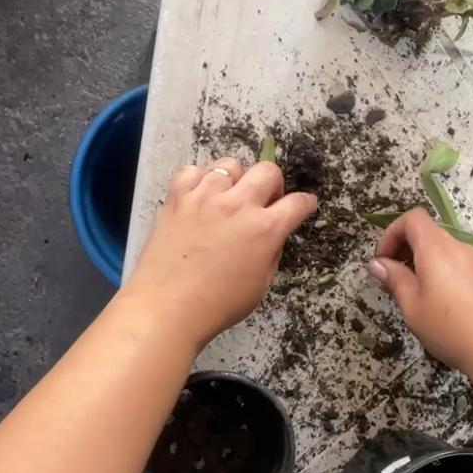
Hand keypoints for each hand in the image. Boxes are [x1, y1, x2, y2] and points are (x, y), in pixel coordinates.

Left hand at [120, 156, 316, 349]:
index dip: (305, 203)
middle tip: (264, 201)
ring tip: (226, 198)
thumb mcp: (259, 286)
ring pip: (230, 165)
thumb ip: (269, 255)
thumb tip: (270, 238)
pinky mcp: (177, 198)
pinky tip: (197, 198)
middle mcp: (238, 205)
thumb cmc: (218, 305)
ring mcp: (205, 198)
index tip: (304, 205)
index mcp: (265, 230)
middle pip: (268, 171)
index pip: (297, 204)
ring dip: (235, 180)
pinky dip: (198, 181)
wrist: (167, 307)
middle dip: (273, 184)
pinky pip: (192, 172)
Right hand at [367, 208, 472, 371]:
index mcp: (436, 249)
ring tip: (414, 294)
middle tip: (392, 279)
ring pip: (441, 248)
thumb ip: (395, 280)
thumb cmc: (451, 330)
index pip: (412, 218)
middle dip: (404, 249)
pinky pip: (456, 262)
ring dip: (421, 261)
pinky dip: (440, 270)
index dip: (391, 234)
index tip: (382, 262)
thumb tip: (377, 264)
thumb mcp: (413, 307)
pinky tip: (438, 302)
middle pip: (426, 232)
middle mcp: (458, 247)